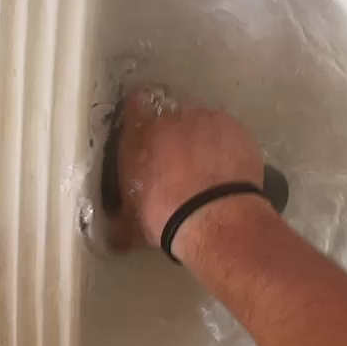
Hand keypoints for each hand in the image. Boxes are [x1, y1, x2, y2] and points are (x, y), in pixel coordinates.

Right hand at [111, 86, 274, 252]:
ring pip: (198, 123)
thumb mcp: (130, 225)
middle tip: (175, 163)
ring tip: (204, 168)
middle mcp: (168, 119)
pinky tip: (225, 169)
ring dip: (198, 139)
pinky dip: (224, 145)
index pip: (133, 106)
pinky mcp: (234, 126)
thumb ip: (118, 221)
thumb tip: (112, 238)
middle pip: (169, 117)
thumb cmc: (162, 217)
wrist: (213, 217)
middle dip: (171, 135)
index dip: (138, 116)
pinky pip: (225, 132)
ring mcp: (204, 119)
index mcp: (136, 136)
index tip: (144, 132)